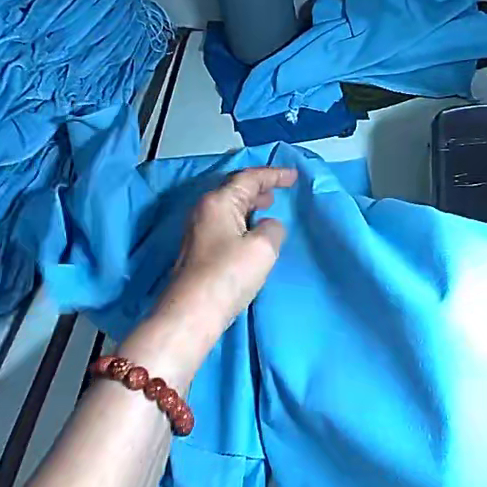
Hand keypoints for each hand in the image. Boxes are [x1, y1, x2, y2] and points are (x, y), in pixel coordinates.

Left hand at [169, 166, 297, 324]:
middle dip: (259, 188)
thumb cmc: (228, 274)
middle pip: (235, 190)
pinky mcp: (198, 251)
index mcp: (218, 202)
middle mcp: (204, 210)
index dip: (273, 175)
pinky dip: (242, 221)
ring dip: (250, 205)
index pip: (249, 178)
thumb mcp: (263, 248)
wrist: (193, 312)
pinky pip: (225, 224)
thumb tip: (268, 227)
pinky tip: (251, 234)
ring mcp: (198, 231)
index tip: (293, 176)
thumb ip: (273, 229)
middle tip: (278, 191)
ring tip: (268, 208)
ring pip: (229, 208)